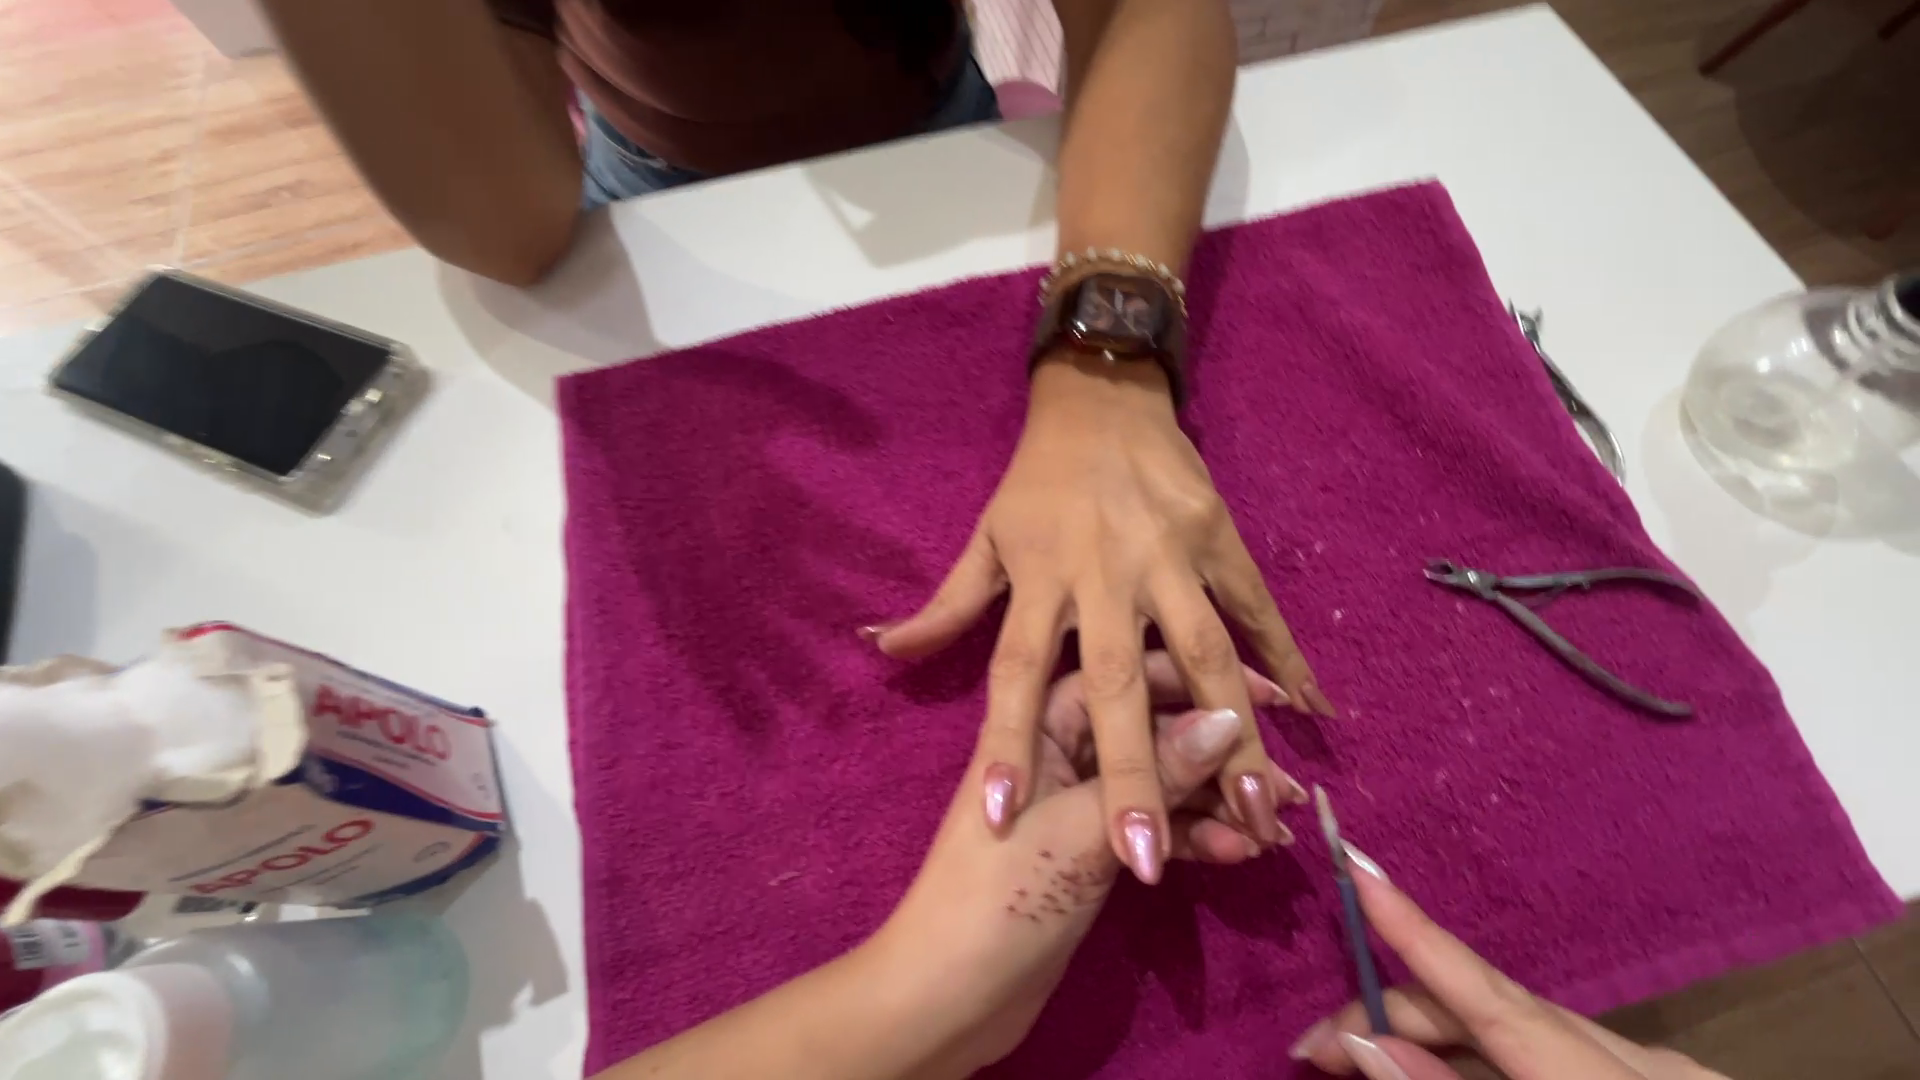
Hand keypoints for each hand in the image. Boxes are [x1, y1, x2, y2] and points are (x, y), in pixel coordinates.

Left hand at [868, 351, 1333, 883]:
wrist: (1104, 400)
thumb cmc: (1037, 481)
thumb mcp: (985, 537)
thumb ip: (943, 604)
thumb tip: (877, 651)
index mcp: (1040, 577)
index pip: (1016, 670)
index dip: (1006, 743)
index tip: (1000, 819)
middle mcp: (1105, 574)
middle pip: (1116, 681)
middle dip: (1130, 770)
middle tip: (1142, 856)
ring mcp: (1171, 557)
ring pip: (1203, 653)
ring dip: (1230, 732)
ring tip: (1254, 811)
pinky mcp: (1222, 540)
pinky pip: (1257, 608)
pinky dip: (1288, 657)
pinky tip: (1316, 714)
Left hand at [870, 653, 1269, 1076]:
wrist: (952, 994)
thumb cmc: (1003, 893)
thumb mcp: (1083, 827)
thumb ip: (1157, 771)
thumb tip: (1229, 714)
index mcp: (1038, 723)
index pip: (1121, 678)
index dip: (1190, 680)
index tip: (1263, 694)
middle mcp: (1061, 751)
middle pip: (1148, 733)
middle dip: (1216, 754)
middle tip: (1279, 778)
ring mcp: (1078, 803)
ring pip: (1157, 785)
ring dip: (1213, 803)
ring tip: (1274, 828)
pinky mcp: (1093, 849)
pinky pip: (1152, 829)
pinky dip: (1192, 838)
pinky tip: (1237, 852)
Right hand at [1292, 855, 1728, 1079]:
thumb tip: (1364, 1042)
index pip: (1491, 997)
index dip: (1416, 931)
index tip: (1354, 862)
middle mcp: (1632, 1064)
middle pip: (1481, 1010)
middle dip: (1386, 1017)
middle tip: (1310, 1051)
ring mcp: (1645, 1069)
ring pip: (1504, 1029)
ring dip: (1422, 1039)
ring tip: (1353, 1060)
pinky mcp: (1640, 1077)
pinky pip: (1533, 1053)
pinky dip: (1472, 1059)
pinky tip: (1431, 1071)